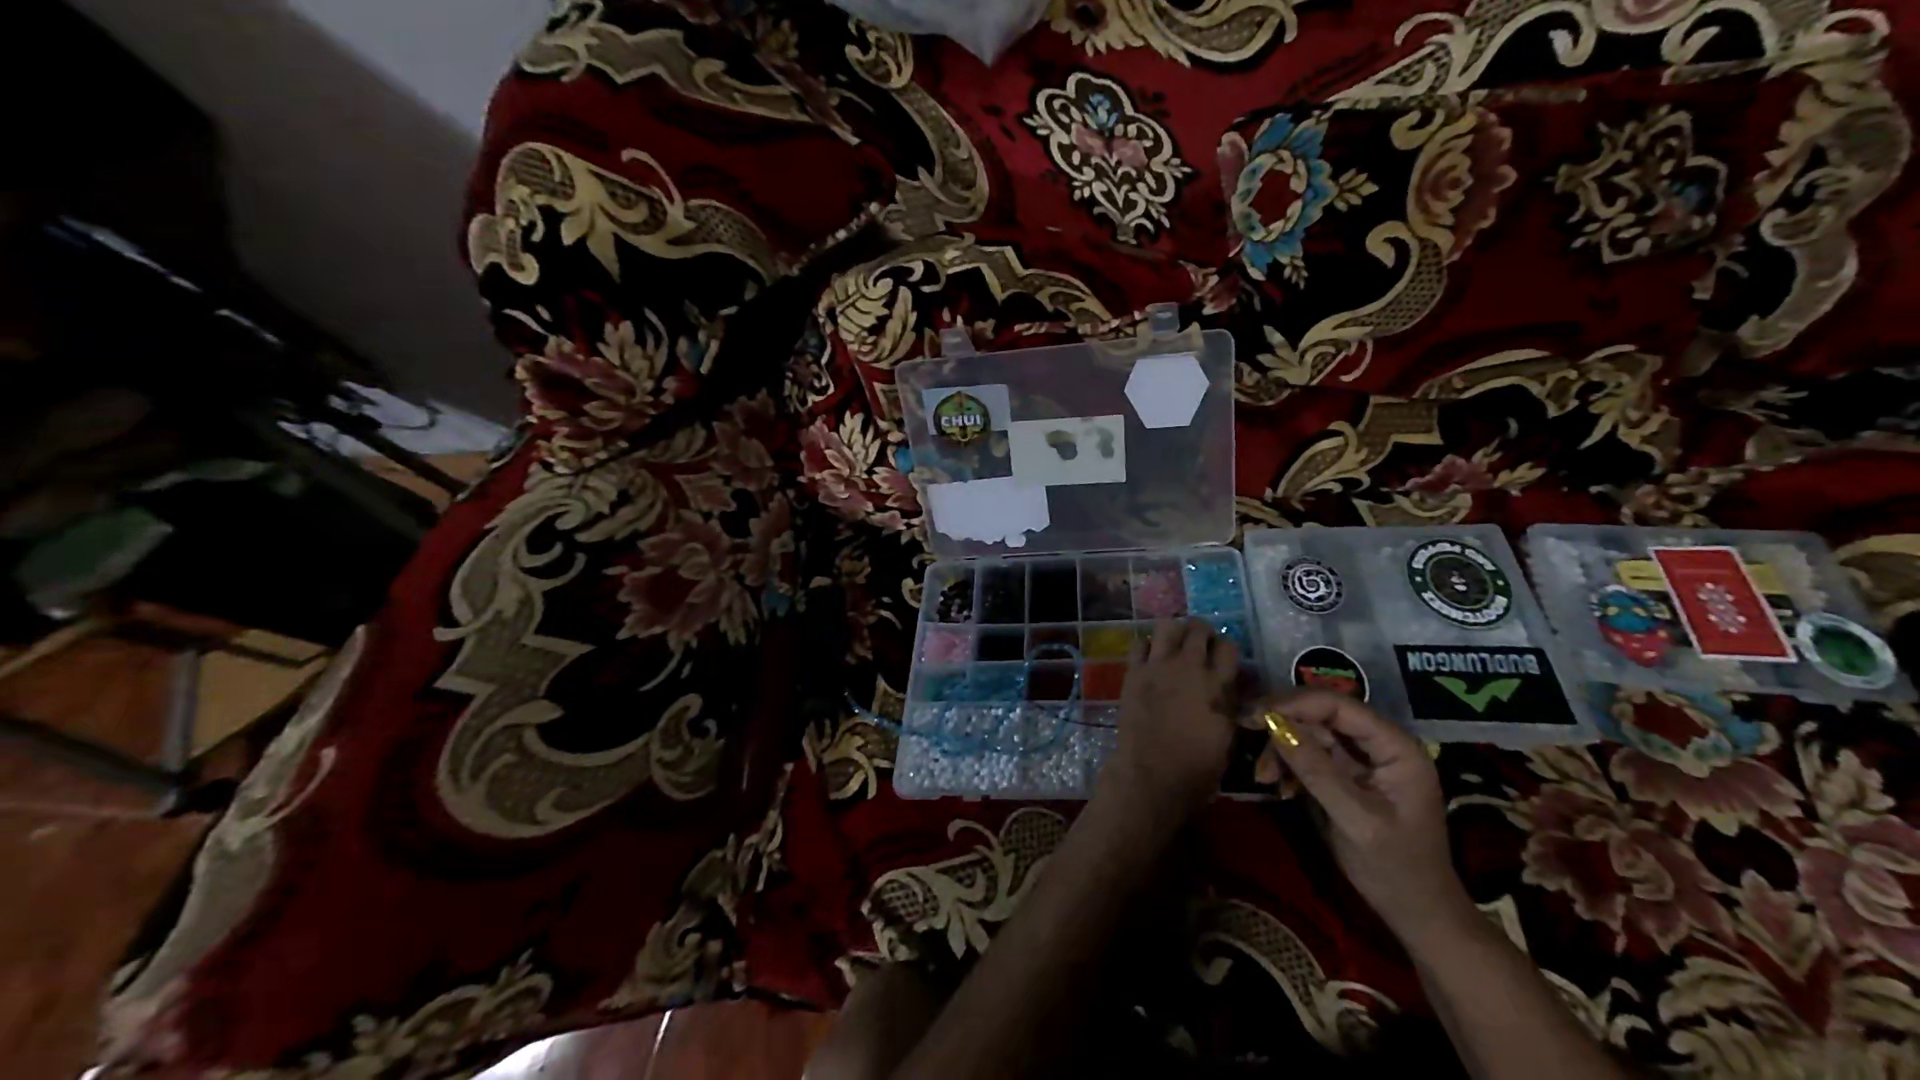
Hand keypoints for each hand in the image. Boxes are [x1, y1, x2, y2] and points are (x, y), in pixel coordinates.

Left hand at [1095, 618, 1239, 817]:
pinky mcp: (1134, 672)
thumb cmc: (1198, 765)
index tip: (1222, 656)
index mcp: (1218, 684)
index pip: (1228, 647)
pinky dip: (1147, 645)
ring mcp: (1158, 666)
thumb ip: (1229, 701)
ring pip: (1168, 627)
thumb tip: (1229, 685)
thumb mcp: (1227, 733)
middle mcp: (1189, 667)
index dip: (1226, 649)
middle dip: (1202, 631)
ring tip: (1176, 642)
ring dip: (1175, 630)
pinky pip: (1139, 644)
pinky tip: (1151, 656)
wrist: (1153, 773)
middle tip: (1200, 642)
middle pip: (1198, 629)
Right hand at [1258, 692, 1472, 943]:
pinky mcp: (1348, 777)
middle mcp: (1381, 745)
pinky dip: (1289, 767)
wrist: (1417, 914)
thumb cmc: (1395, 868)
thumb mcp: (1354, 820)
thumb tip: (1273, 726)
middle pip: (1321, 716)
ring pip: (1311, 735)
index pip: (1339, 706)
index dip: (1294, 704)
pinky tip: (1279, 788)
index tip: (1253, 715)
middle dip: (1283, 728)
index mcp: (1396, 747)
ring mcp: (1364, 761)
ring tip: (1263, 778)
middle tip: (1246, 736)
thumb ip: (1316, 771)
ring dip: (1282, 750)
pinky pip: (1311, 757)